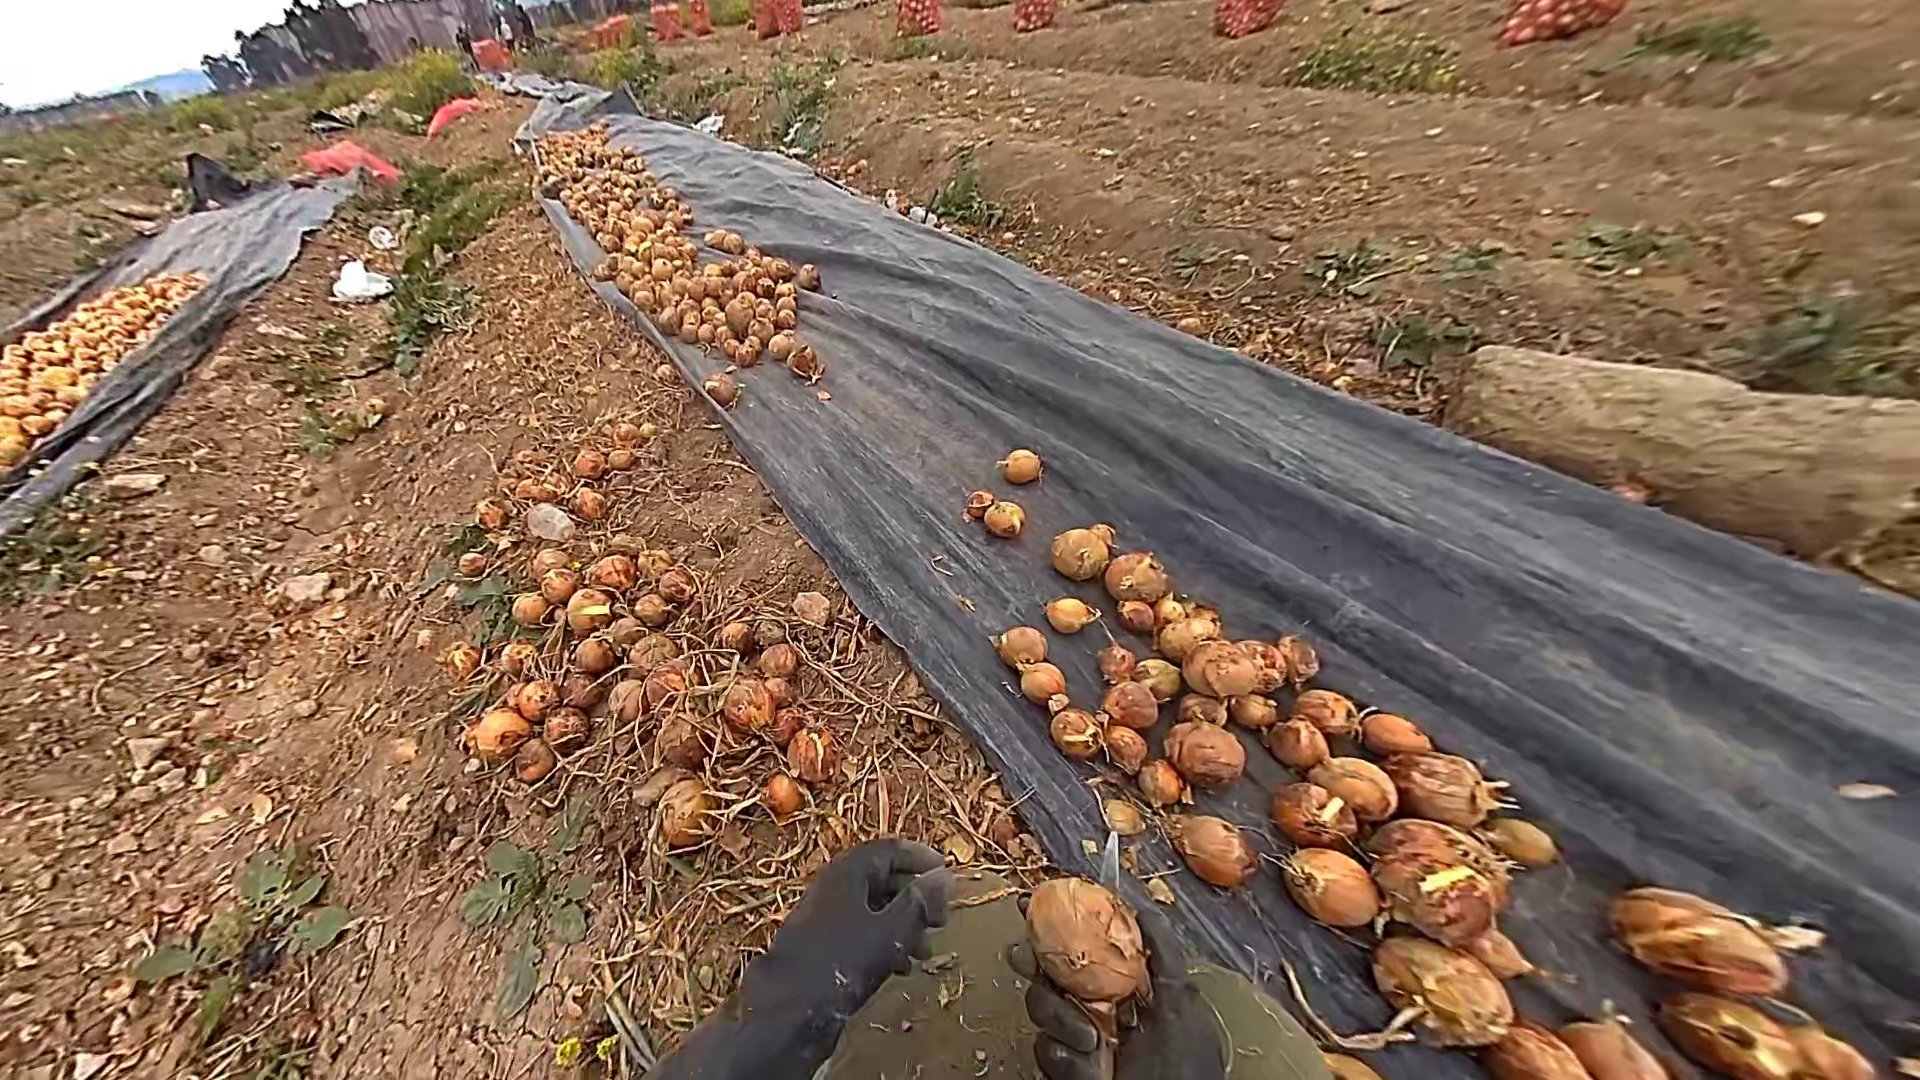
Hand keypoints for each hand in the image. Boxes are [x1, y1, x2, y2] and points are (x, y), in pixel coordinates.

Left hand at [755, 839, 958, 1021]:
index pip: (891, 849)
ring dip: (904, 923)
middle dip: (917, 896)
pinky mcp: (823, 944)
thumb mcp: (888, 931)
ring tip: (927, 948)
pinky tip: (903, 966)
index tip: (946, 872)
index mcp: (849, 870)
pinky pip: (863, 931)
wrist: (785, 1013)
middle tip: (943, 916)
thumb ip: (918, 903)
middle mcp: (837, 885)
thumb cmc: (839, 962)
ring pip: (875, 908)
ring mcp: (827, 915)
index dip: (921, 858)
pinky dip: (886, 941)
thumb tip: (947, 877)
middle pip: (885, 878)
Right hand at [1015, 901, 1225, 1079]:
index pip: (1076, 937)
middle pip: (1043, 964)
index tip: (1025, 903)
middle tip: (1028, 959)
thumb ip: (1162, 952)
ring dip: (1058, 1016)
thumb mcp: (1181, 1003)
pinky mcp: (1064, 1066)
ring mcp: (1074, 1034)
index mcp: (1114, 978)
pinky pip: (1044, 1048)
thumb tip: (1141, 906)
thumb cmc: (1186, 1067)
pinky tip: (1089, 1066)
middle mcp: (1089, 1001)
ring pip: (1038, 1002)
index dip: (1049, 917)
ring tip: (1090, 1039)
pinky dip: (1064, 1056)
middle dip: (1031, 958)